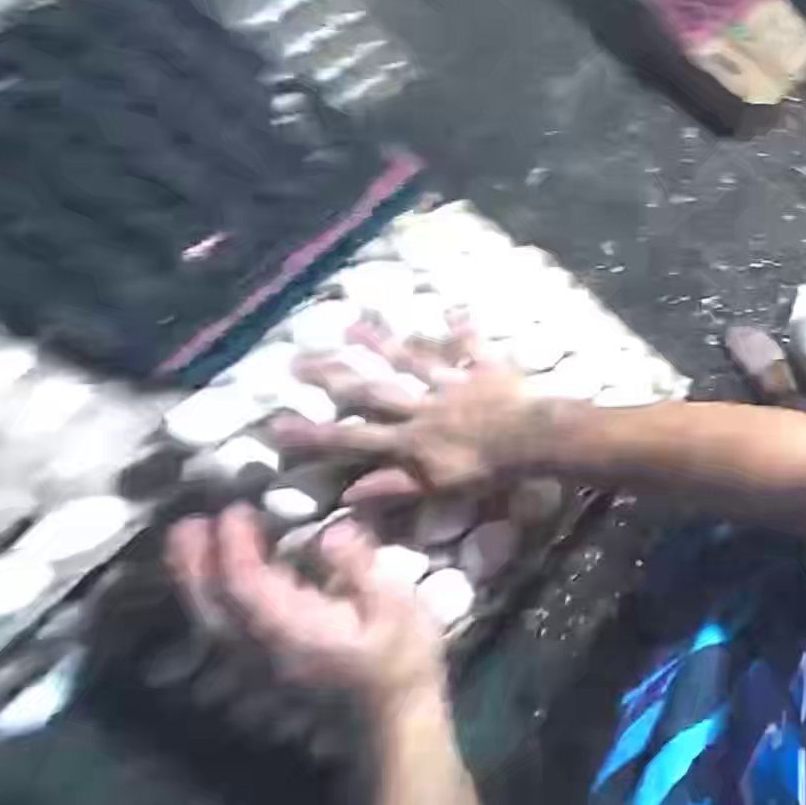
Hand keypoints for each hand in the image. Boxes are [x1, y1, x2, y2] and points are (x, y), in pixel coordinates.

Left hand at [165, 505, 444, 706]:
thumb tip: (332, 529)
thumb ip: (360, 568)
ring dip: (196, 581)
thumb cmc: (401, 654)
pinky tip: (217, 589)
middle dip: (196, 563)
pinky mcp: (265, 666)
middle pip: (212, 604)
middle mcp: (259, 647)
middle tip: (186, 523)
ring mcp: (257, 661)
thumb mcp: (396, 605)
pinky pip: (222, 630)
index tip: (234, 508)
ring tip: (191, 547)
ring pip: (210, 619)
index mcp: (290, 628)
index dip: (234, 547)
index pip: (246, 584)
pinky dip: (212, 602)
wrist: (393, 714)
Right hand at [273, 313, 567, 495]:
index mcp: (410, 439)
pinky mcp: (485, 369)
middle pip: (372, 391)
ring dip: (382, 342)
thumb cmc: (488, 467)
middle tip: (297, 359)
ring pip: (412, 361)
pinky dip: (463, 328)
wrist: (531, 438)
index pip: (352, 437)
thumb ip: (391, 486)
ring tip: (353, 323)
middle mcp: (424, 407)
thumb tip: (344, 496)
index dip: (313, 433)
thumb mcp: (435, 485)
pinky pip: (472, 346)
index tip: (273, 423)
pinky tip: (455, 308)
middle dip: (333, 376)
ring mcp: (454, 384)